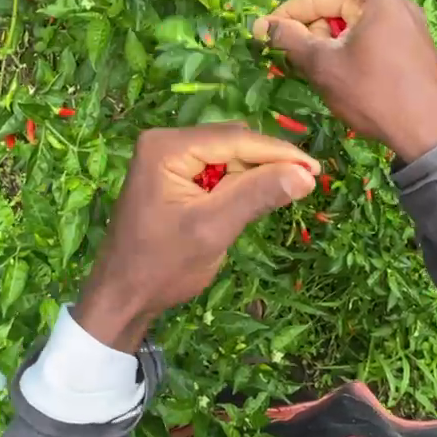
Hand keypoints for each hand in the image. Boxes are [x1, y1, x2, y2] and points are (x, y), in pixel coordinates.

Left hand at [74, 125, 318, 351]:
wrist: (121, 297)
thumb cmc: (162, 266)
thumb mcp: (213, 229)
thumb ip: (257, 195)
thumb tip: (306, 174)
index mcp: (166, 146)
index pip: (234, 139)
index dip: (278, 152)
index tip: (315, 169)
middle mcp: (165, 141)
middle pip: (231, 141)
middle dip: (268, 161)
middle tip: (306, 182)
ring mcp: (166, 156)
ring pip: (227, 153)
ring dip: (255, 171)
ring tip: (287, 190)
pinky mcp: (172, 172)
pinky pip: (215, 167)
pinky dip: (238, 181)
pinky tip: (256, 196)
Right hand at [251, 0, 436, 162]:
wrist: (431, 134)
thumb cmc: (373, 94)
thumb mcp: (324, 65)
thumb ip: (290, 39)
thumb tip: (261, 24)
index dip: (286, 16)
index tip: (263, 34)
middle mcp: (397, 2)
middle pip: (338, 11)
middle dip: (313, 34)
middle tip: (297, 61)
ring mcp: (411, 24)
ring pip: (356, 28)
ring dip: (332, 47)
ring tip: (322, 74)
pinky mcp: (417, 46)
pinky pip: (375, 40)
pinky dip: (355, 54)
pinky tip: (349, 79)